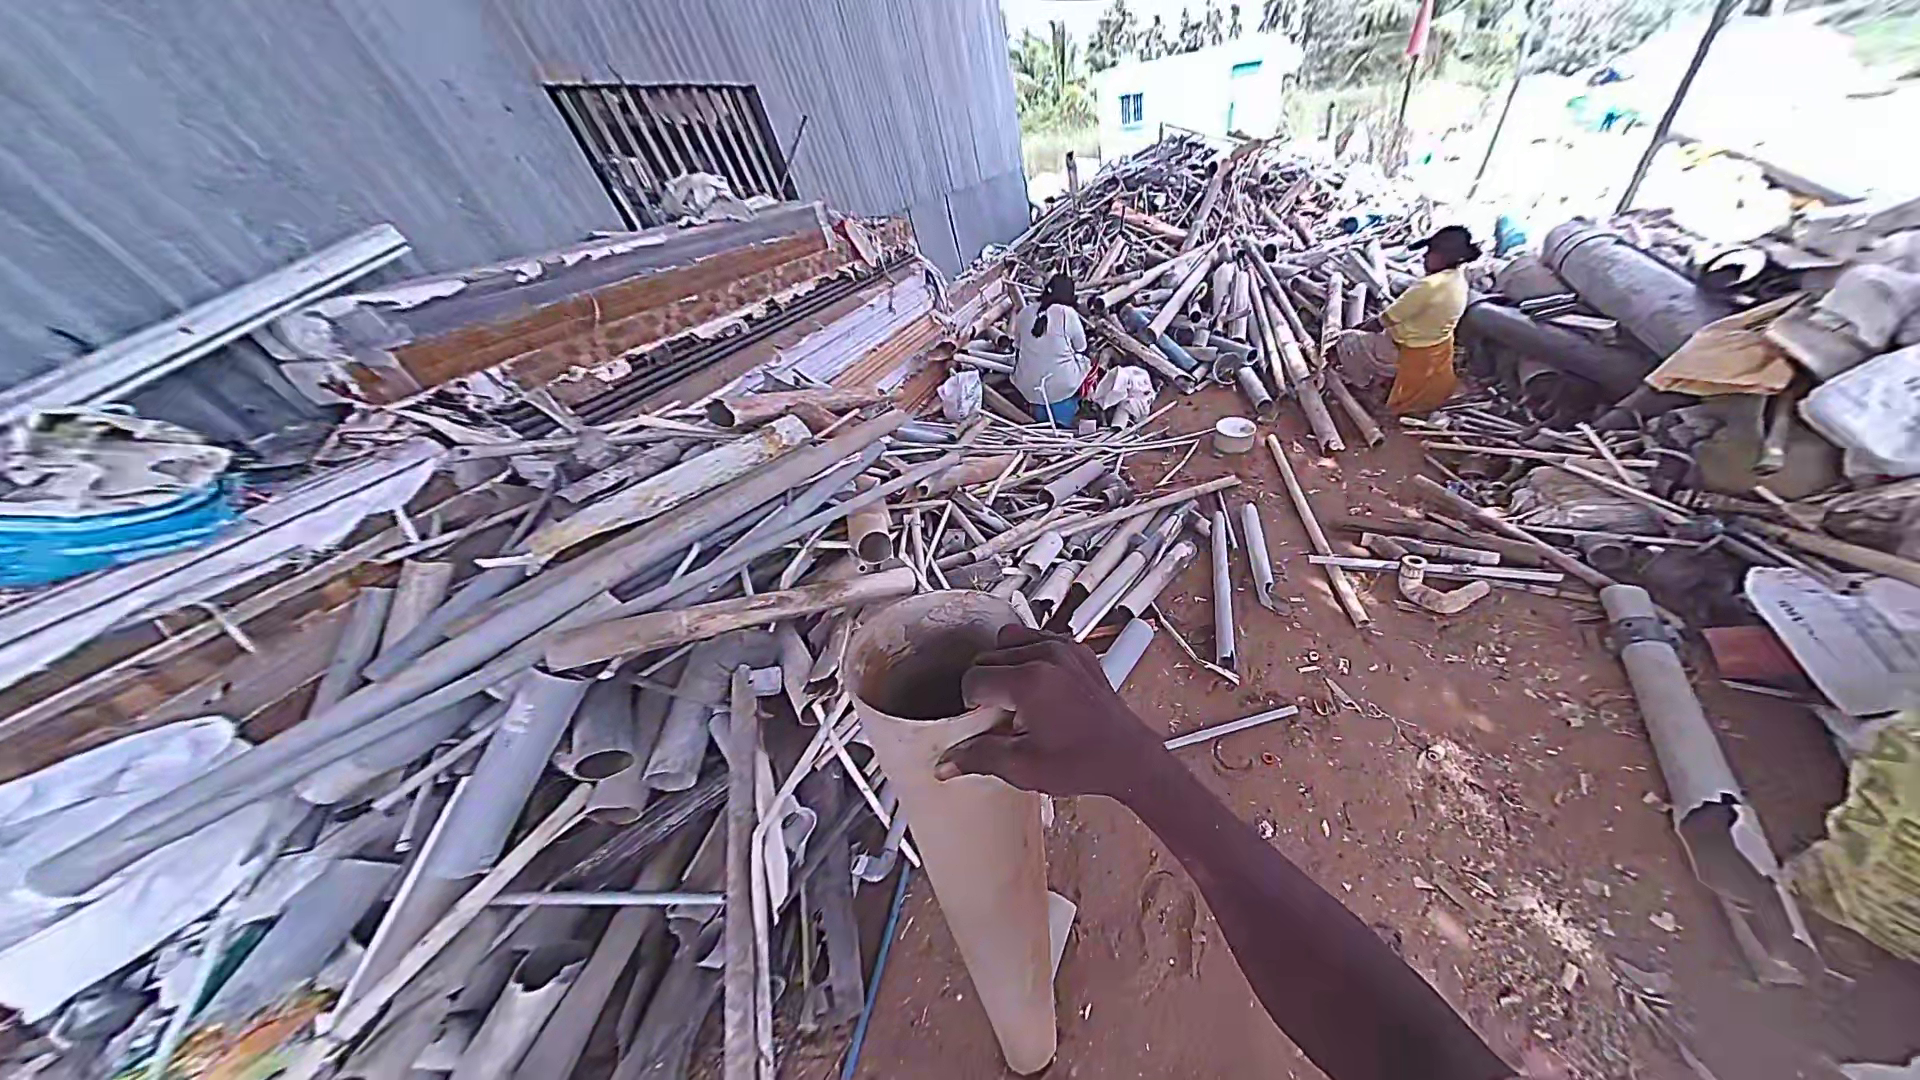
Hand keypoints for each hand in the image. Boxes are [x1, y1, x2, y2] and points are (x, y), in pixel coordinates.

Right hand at [934, 625, 1171, 799]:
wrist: (1128, 758)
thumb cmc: (1084, 762)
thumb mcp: (1024, 767)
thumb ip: (978, 757)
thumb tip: (945, 762)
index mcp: (1029, 681)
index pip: (974, 678)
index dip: (971, 704)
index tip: (982, 720)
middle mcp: (1046, 655)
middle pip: (988, 656)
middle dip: (986, 684)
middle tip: (1000, 714)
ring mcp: (1063, 648)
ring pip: (1009, 640)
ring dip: (1003, 664)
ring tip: (1015, 696)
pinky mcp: (1076, 649)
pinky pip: (1036, 638)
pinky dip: (1027, 655)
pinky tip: (1035, 685)